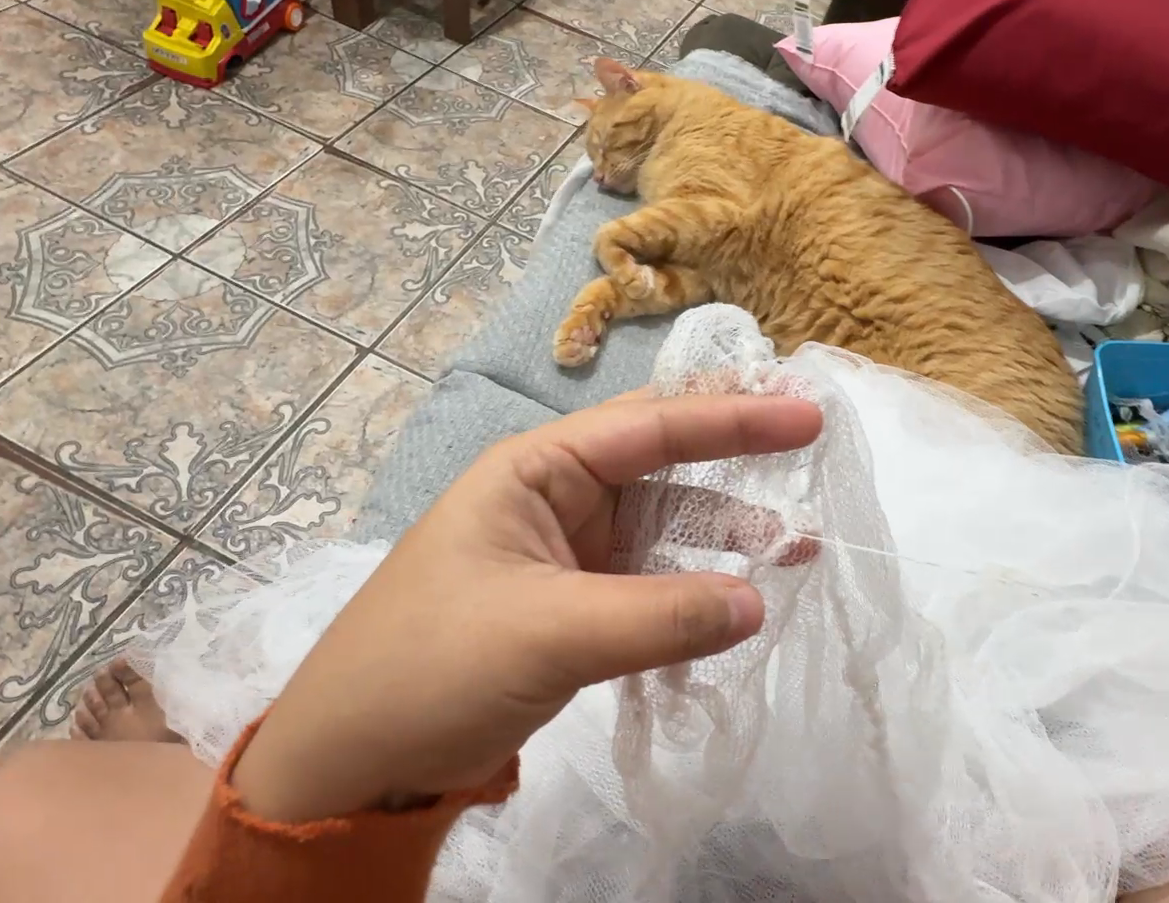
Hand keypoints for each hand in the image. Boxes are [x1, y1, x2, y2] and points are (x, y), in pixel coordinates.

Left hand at [229, 392, 824, 822]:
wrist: (355, 755)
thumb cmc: (433, 666)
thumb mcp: (547, 633)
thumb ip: (659, 615)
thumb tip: (759, 601)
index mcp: (535, 470)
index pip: (648, 428)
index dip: (732, 417)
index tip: (805, 414)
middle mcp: (555, 497)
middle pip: (661, 465)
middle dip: (735, 459)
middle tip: (813, 450)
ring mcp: (567, 552)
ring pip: (661, 528)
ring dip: (724, 535)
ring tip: (797, 547)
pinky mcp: (574, 605)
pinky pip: (649, 583)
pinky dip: (693, 590)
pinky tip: (739, 601)